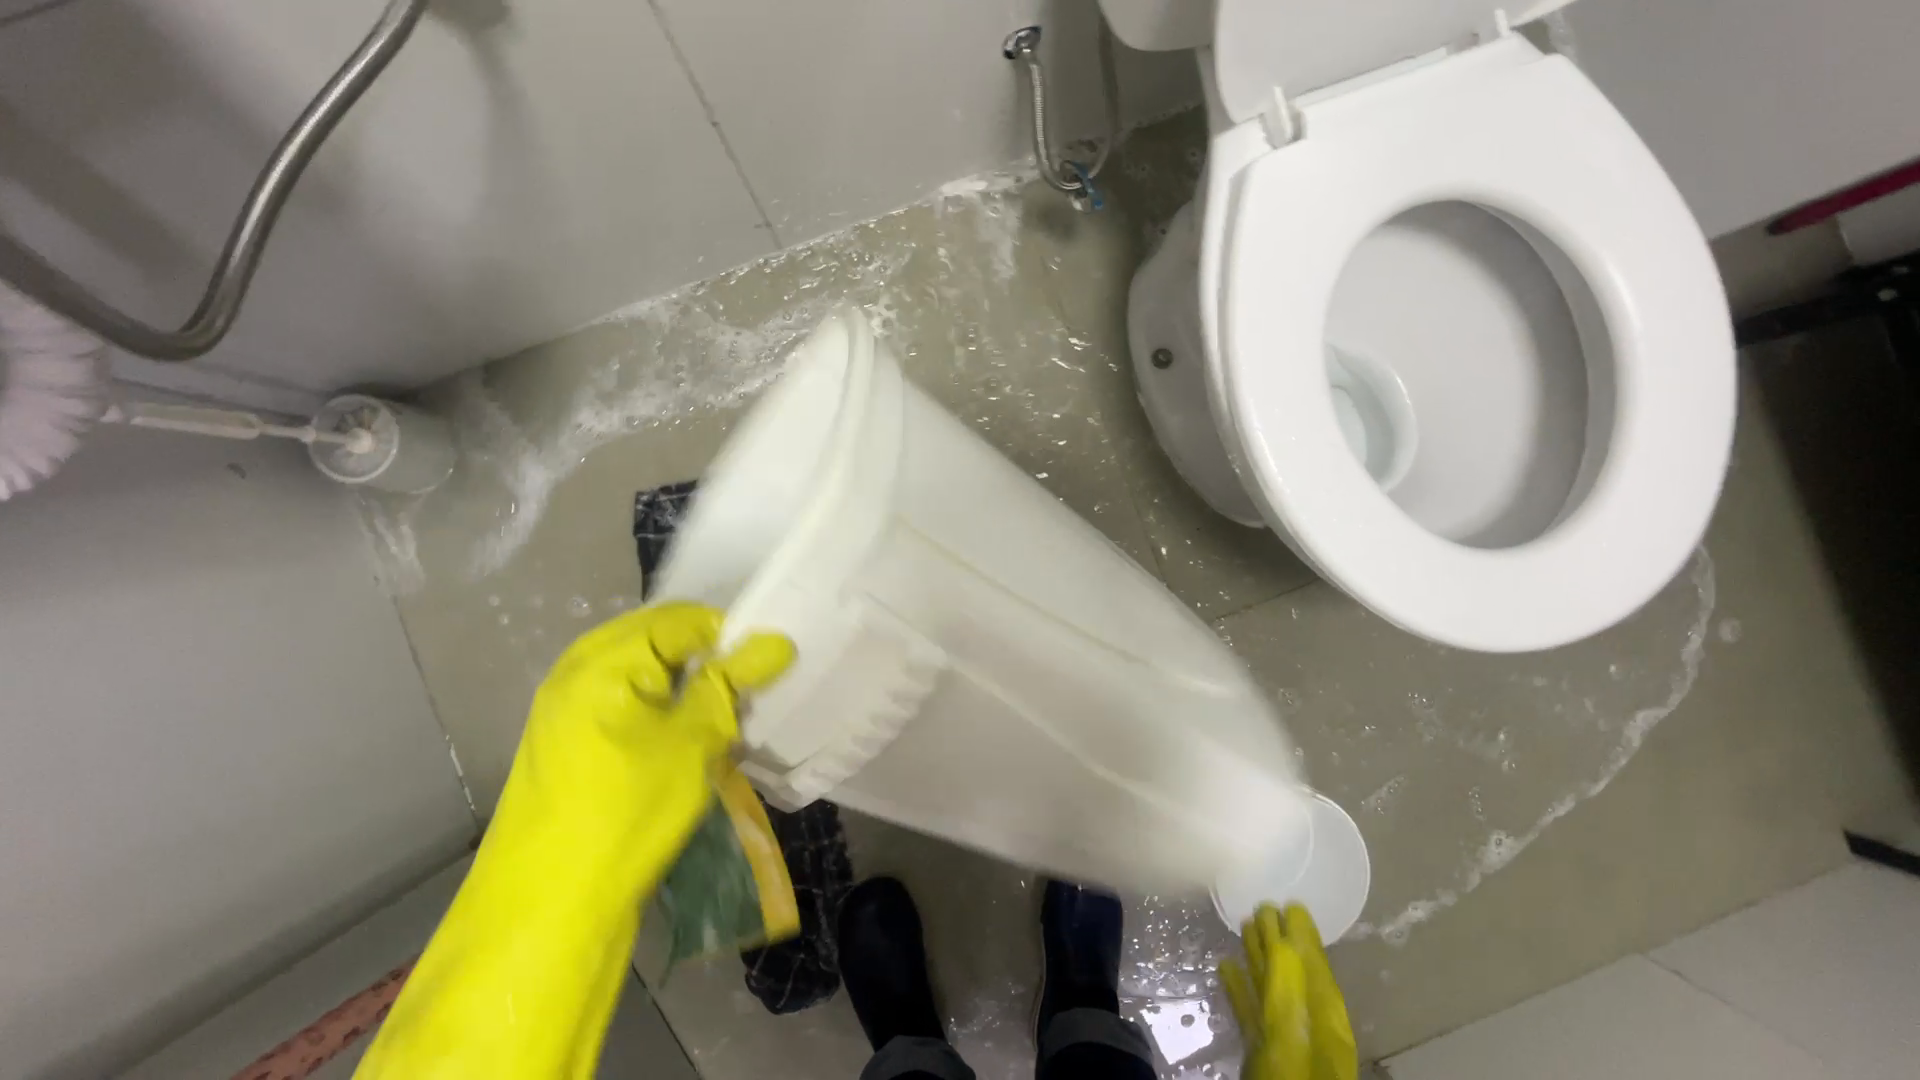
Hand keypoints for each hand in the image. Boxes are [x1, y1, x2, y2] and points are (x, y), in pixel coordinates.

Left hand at [355, 603, 791, 1079]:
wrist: (549, 904)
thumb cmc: (628, 811)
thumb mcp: (693, 742)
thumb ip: (731, 683)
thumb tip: (776, 642)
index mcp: (603, 659)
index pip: (682, 619)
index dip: (730, 634)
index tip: (769, 663)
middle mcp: (577, 670)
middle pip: (657, 640)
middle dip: (706, 659)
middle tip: (747, 690)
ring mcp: (565, 707)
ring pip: (642, 673)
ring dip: (685, 687)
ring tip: (721, 719)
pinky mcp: (566, 742)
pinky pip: (624, 702)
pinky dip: (660, 710)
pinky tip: (685, 741)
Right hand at [1220, 904, 1357, 1079]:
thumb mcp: (1290, 1041)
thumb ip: (1288, 992)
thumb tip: (1284, 941)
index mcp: (1322, 1022)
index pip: (1312, 967)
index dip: (1302, 936)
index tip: (1289, 902)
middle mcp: (1308, 1029)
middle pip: (1292, 974)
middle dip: (1278, 940)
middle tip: (1261, 905)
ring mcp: (1284, 1045)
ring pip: (1271, 990)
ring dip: (1258, 958)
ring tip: (1242, 926)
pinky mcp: (1262, 1058)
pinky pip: (1252, 1013)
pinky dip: (1240, 989)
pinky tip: (1224, 970)